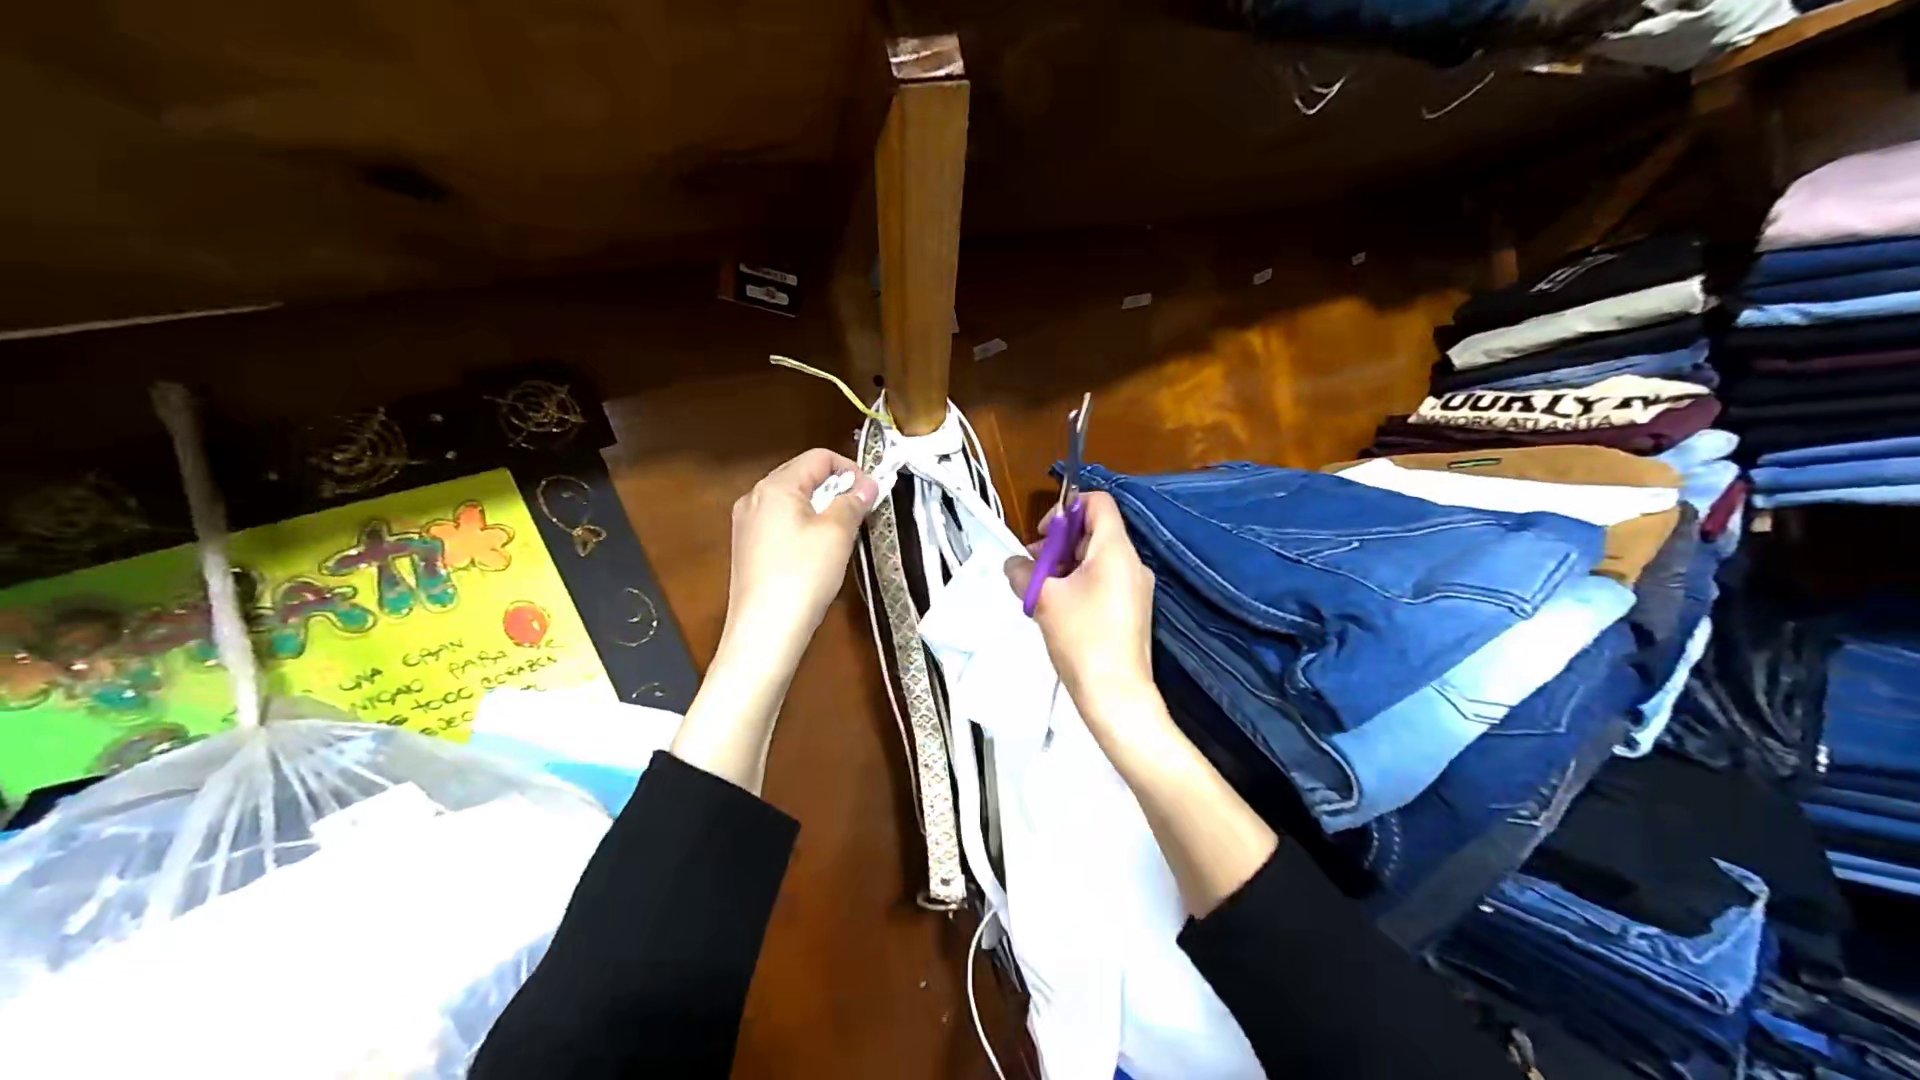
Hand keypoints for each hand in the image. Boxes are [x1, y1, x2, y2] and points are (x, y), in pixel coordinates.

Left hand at [719, 448, 878, 669]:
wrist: (765, 631)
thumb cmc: (803, 575)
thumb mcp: (837, 533)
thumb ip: (853, 502)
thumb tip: (867, 484)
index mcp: (775, 486)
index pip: (818, 457)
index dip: (850, 469)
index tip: (871, 493)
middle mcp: (753, 497)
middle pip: (801, 475)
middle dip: (835, 488)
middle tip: (860, 512)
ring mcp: (746, 524)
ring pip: (791, 501)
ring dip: (821, 508)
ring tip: (841, 533)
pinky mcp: (746, 548)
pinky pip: (779, 522)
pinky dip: (803, 525)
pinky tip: (816, 552)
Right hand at [1004, 492, 1156, 717]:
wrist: (1115, 694)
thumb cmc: (1081, 638)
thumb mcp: (1043, 599)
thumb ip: (1022, 572)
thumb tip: (1013, 563)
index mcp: (1116, 550)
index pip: (1098, 503)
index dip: (1066, 508)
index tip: (1043, 536)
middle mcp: (1132, 562)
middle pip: (1095, 531)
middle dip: (1059, 543)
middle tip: (1033, 567)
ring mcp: (1136, 587)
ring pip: (1097, 558)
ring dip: (1065, 565)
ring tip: (1041, 591)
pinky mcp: (1132, 609)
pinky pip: (1104, 580)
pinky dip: (1079, 582)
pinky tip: (1059, 608)